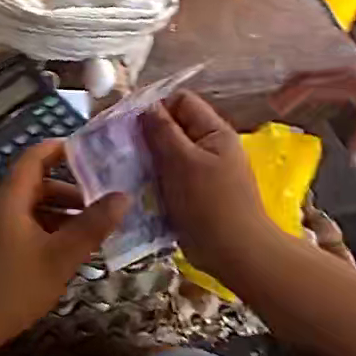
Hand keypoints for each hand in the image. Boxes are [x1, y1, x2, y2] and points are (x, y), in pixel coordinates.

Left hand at [0, 140, 128, 351]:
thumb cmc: (13, 288)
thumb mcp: (60, 257)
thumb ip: (92, 226)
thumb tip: (123, 196)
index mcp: (11, 200)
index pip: (34, 158)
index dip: (60, 149)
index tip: (90, 152)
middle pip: (35, 186)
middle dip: (69, 192)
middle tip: (99, 205)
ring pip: (28, 212)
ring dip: (58, 216)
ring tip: (87, 235)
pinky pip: (20, 230)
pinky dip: (44, 233)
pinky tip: (60, 258)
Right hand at [142, 91, 284, 279]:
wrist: (235, 253)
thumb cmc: (210, 204)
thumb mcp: (183, 162)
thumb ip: (163, 131)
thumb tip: (146, 107)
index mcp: (214, 132)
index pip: (181, 102)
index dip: (155, 107)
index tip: (128, 125)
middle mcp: (209, 147)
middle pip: (172, 129)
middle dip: (146, 137)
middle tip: (120, 150)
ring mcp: (202, 173)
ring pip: (167, 156)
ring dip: (147, 162)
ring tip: (124, 171)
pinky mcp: (193, 196)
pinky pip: (168, 179)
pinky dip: (153, 183)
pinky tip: (136, 191)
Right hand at [272, 49, 355, 155]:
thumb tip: (352, 161)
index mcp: (347, 83)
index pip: (309, 87)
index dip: (290, 96)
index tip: (276, 108)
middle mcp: (344, 71)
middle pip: (307, 76)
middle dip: (287, 89)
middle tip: (272, 103)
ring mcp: (350, 67)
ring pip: (315, 72)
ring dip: (298, 83)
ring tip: (286, 96)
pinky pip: (326, 72)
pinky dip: (312, 80)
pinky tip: (314, 91)